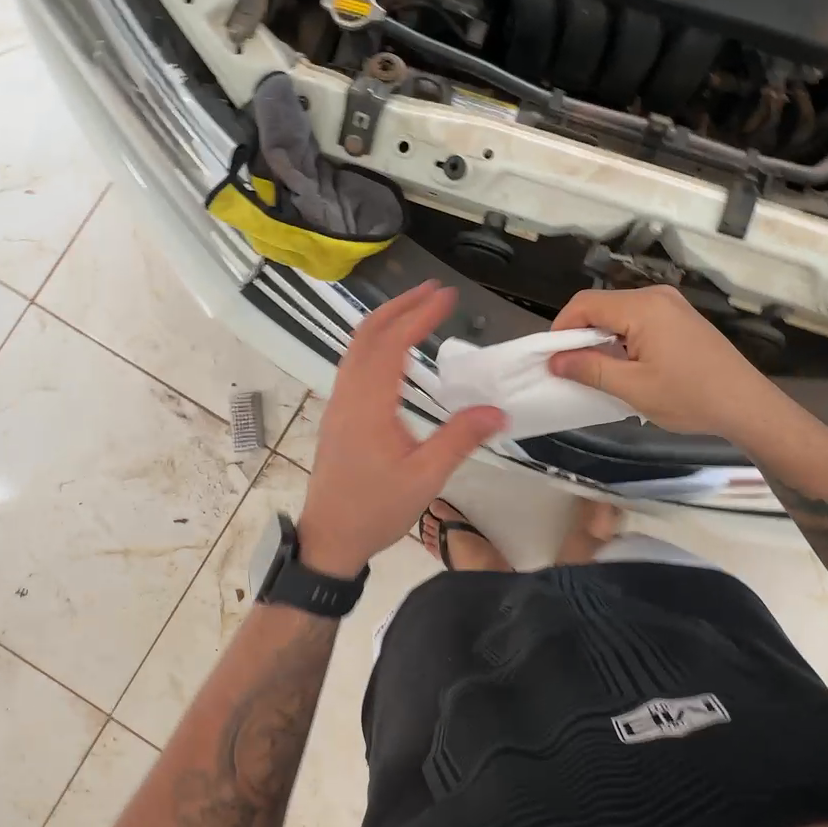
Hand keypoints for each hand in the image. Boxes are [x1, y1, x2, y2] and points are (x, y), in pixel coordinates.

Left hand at [298, 283, 505, 577]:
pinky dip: (374, 341)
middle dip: (400, 306)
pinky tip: (394, 348)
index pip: (393, 344)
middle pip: (367, 334)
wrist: (330, 538)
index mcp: (368, 405)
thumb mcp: (425, 478)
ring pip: (356, 346)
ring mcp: (338, 403)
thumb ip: (459, 440)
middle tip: (433, 288)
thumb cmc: (375, 510)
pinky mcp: (338, 414)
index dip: (419, 315)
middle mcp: (348, 395)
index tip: (446, 295)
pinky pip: (353, 363)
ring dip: (385, 321)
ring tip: (416, 307)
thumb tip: (498, 412)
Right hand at [547, 286, 781, 438]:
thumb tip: (555, 361)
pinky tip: (625, 364)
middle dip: (580, 334)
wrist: (747, 405)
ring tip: (597, 370)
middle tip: (571, 367)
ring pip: (619, 313)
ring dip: (602, 337)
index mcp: (643, 307)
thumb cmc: (690, 397)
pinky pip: (639, 319)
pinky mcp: (681, 317)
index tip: (551, 358)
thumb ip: (590, 370)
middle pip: (602, 305)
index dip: (561, 328)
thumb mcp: (633, 388)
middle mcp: (656, 296)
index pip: (585, 304)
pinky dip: (623, 337)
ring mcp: (671, 305)